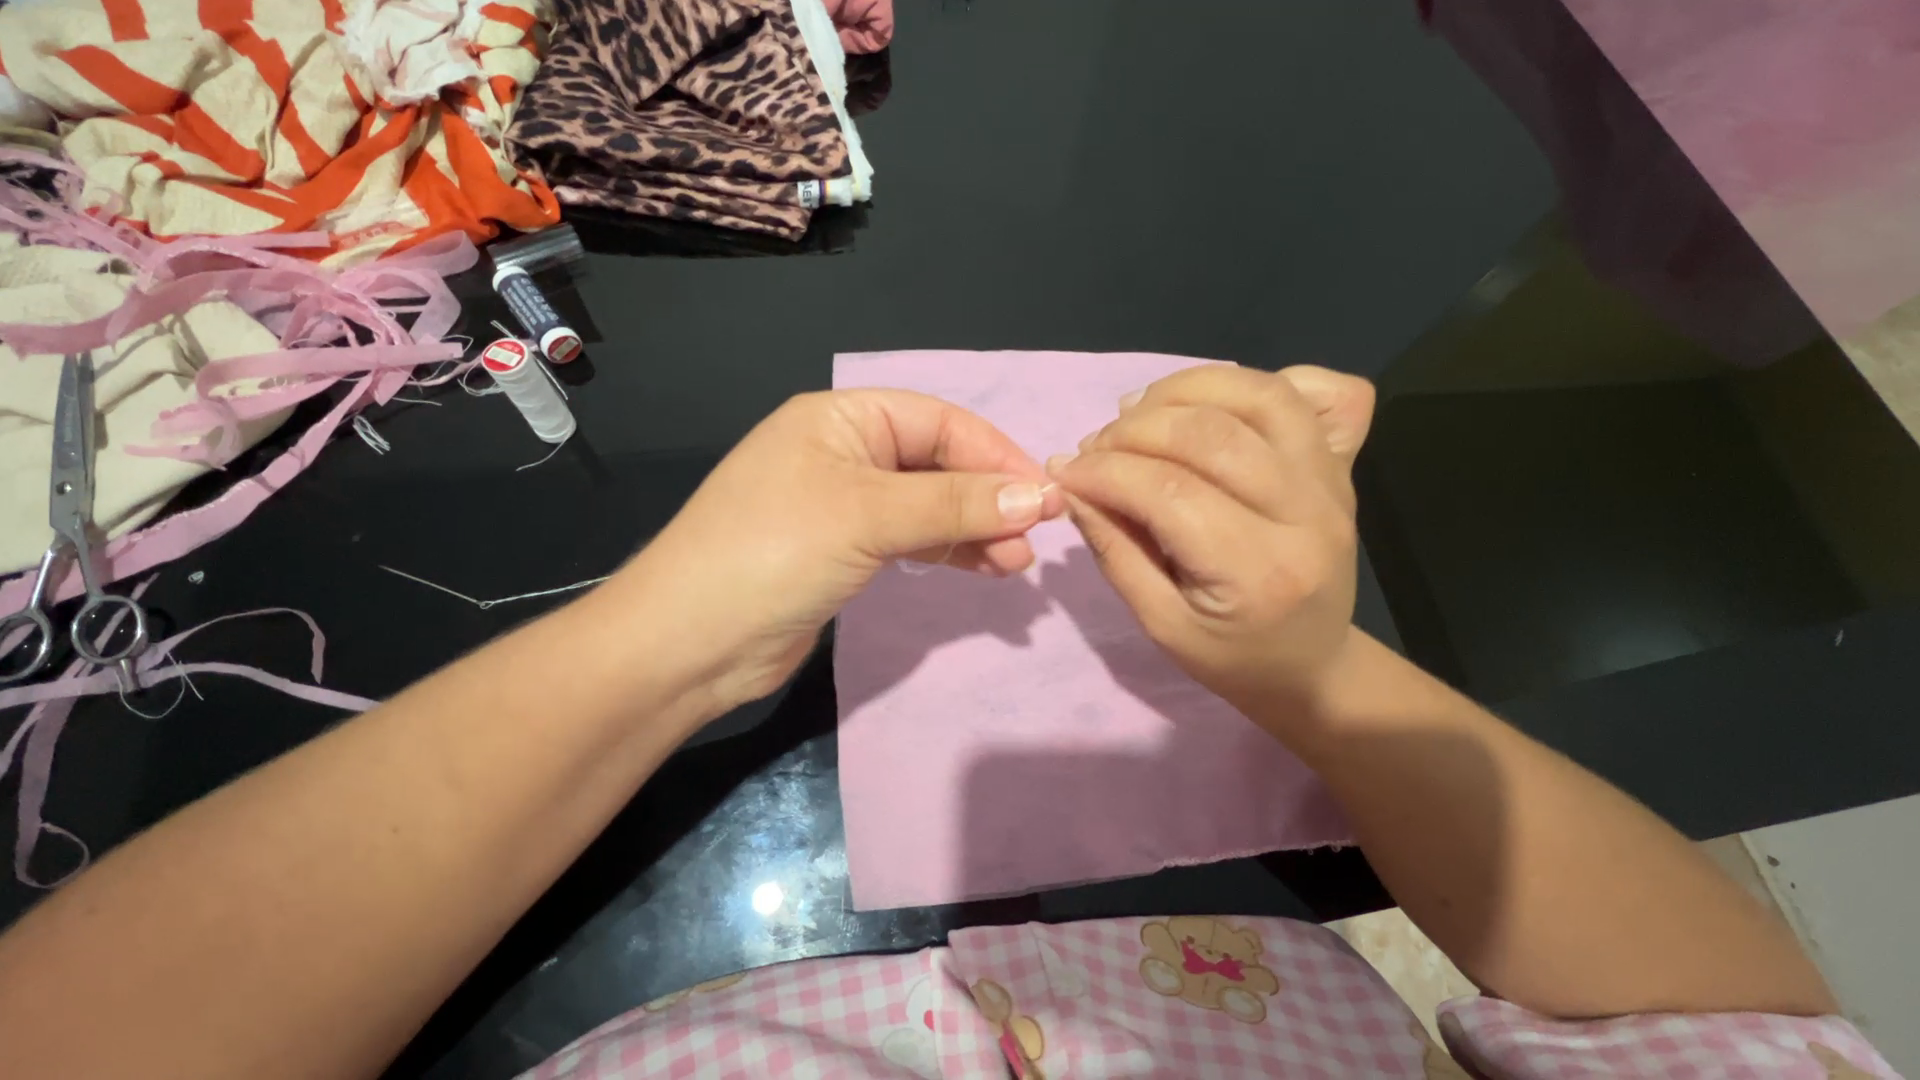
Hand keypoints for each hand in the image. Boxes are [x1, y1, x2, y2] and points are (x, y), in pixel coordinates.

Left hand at [621, 390, 1063, 712]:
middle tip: (1038, 535)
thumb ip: (955, 505)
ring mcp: (842, 505)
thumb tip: (1040, 496)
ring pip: (928, 505)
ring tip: (1018, 564)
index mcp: (840, 418)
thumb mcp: (868, 517)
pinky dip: (948, 551)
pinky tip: (986, 568)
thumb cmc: (773, 554)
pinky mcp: (843, 552)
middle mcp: (843, 452)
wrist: (689, 643)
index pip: (938, 422)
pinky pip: (910, 539)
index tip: (1047, 495)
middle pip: (937, 463)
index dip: (995, 455)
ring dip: (976, 529)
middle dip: (989, 497)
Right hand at [1047, 364, 1374, 728]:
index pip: (1171, 492)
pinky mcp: (1343, 462)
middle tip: (1095, 447)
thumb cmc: (1230, 657)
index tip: (1065, 471)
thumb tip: (1071, 483)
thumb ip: (1115, 551)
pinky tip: (1213, 401)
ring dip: (1185, 389)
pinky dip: (1258, 381)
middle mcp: (1308, 514)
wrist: (1311, 666)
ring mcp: (1333, 481)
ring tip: (1138, 411)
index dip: (1106, 471)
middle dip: (1135, 429)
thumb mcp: (1160, 623)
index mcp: (1259, 572)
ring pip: (1260, 395)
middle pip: (1213, 434)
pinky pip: (1314, 391)